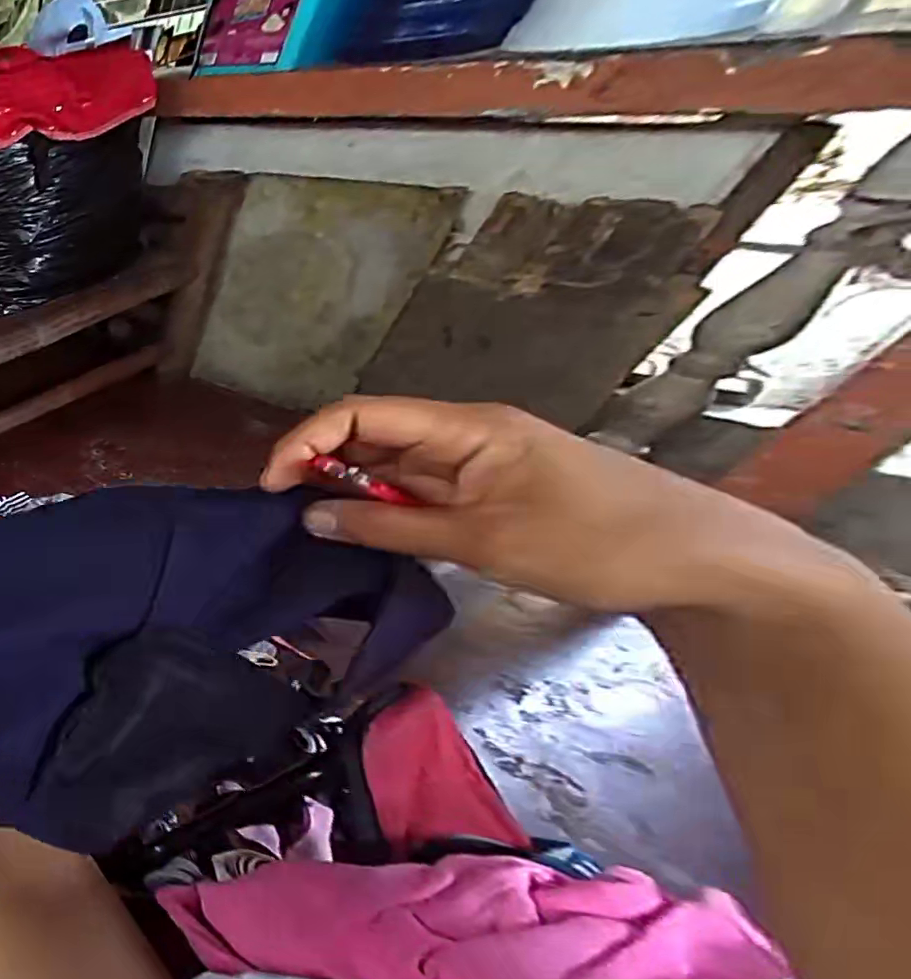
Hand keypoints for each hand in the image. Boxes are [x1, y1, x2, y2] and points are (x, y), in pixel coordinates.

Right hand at [259, 396, 861, 613]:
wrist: (706, 564)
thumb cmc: (595, 542)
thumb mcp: (479, 540)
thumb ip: (386, 527)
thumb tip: (310, 518)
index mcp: (463, 427)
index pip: (360, 415)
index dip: (305, 440)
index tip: (272, 483)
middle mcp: (459, 434)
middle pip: (365, 432)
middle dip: (314, 460)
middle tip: (278, 502)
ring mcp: (469, 460)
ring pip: (383, 461)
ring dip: (341, 484)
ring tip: (305, 515)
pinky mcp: (478, 487)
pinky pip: (408, 487)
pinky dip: (374, 503)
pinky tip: (353, 523)